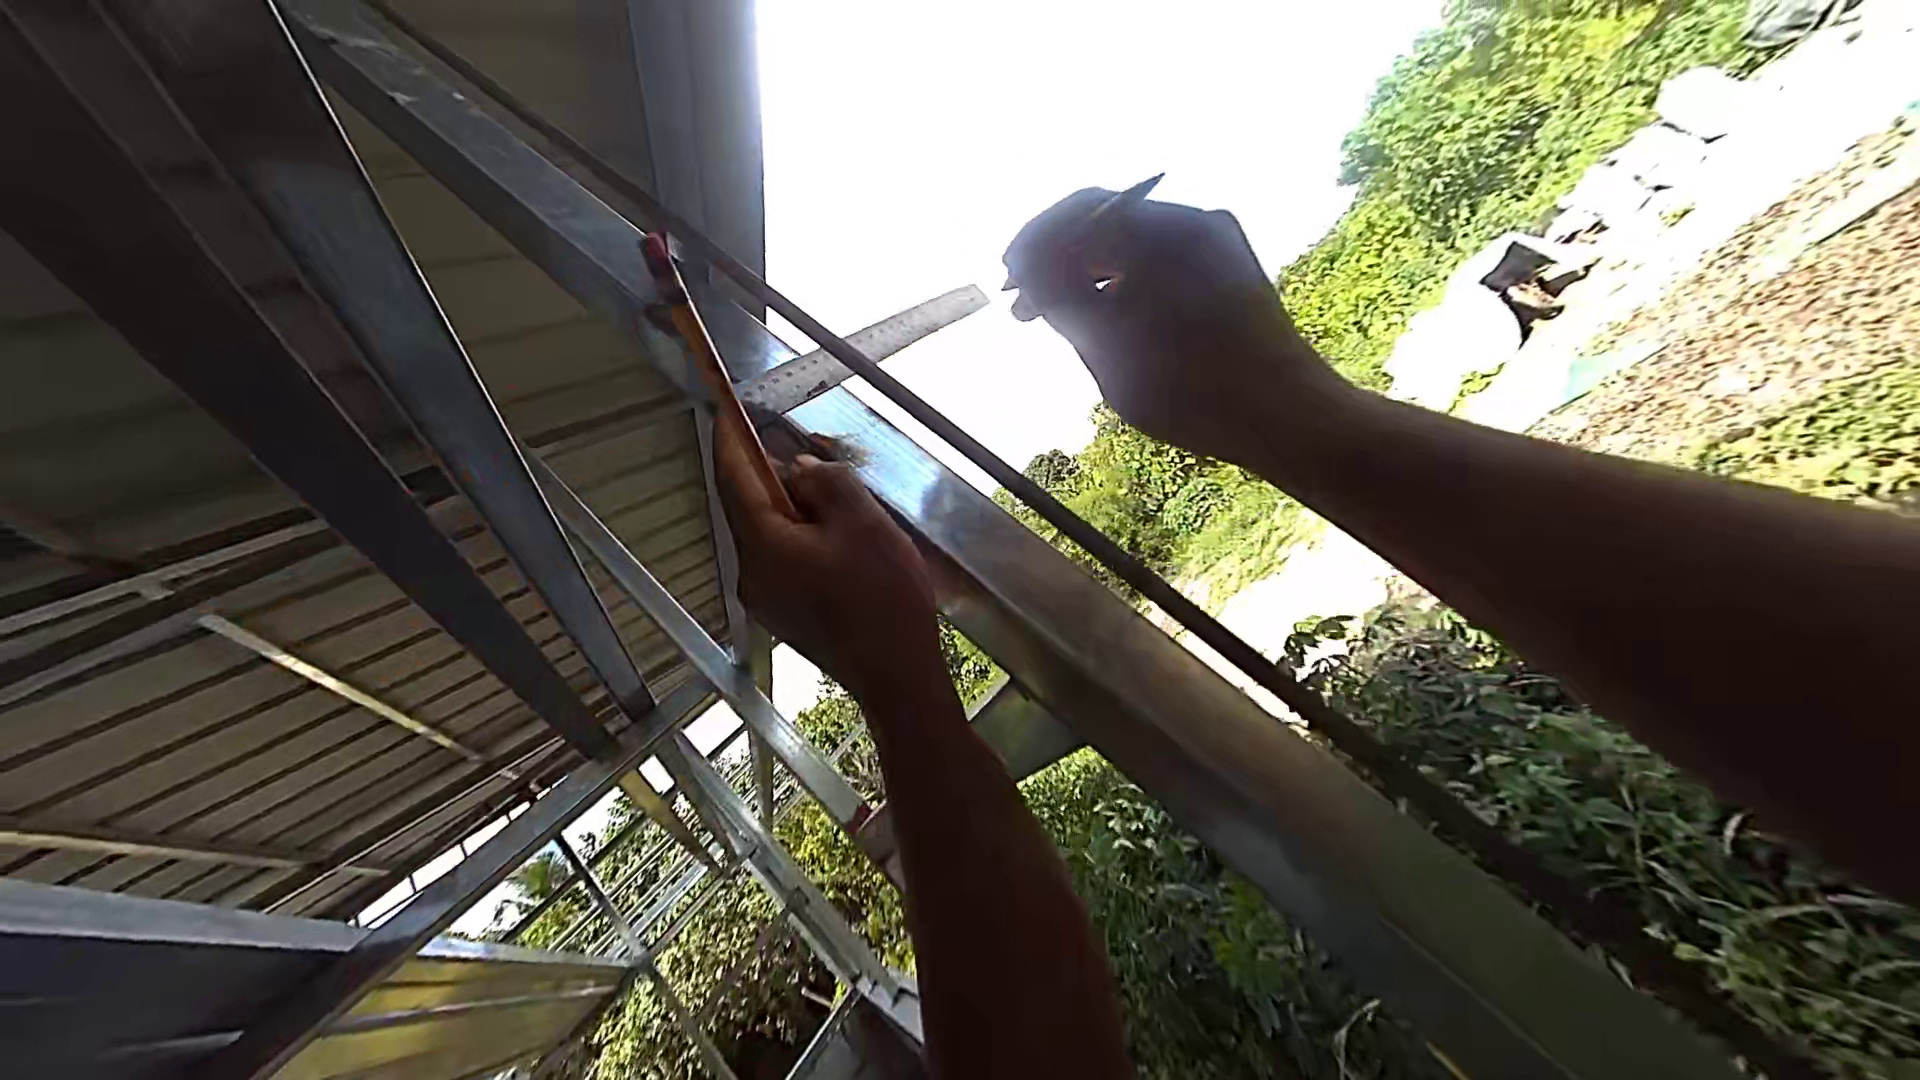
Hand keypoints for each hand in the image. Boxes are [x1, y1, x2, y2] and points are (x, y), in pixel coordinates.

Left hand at [722, 453, 942, 699]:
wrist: (896, 672)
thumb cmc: (882, 595)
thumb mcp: (862, 523)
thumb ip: (826, 482)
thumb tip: (799, 470)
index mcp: (762, 545)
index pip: (734, 477)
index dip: (730, 437)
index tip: (725, 406)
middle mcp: (752, 573)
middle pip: (750, 507)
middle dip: (772, 475)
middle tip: (805, 454)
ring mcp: (767, 599)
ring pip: (770, 535)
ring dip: (792, 509)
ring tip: (833, 499)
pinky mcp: (787, 614)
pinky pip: (784, 560)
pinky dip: (800, 537)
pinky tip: (836, 539)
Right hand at [1003, 189, 1340, 463]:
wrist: (1283, 415)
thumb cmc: (1191, 390)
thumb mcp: (1110, 349)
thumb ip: (1064, 301)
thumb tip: (1030, 271)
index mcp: (1161, 234)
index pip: (1079, 213)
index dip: (1035, 243)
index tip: (1007, 280)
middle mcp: (1191, 223)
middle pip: (1105, 225)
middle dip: (1058, 262)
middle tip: (1024, 306)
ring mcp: (1212, 244)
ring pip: (1130, 246)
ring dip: (1088, 275)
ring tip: (1055, 317)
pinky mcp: (1223, 269)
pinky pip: (1157, 263)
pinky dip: (1122, 284)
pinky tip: (1102, 316)